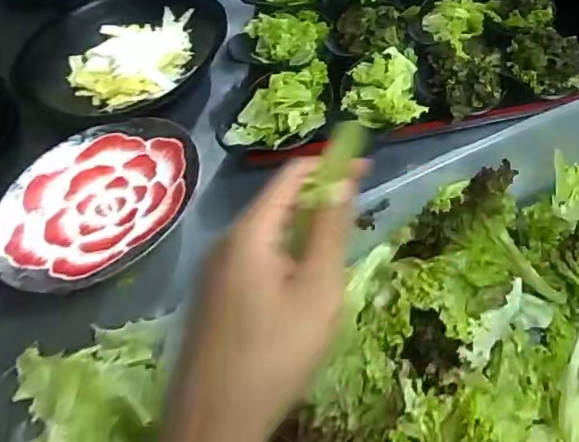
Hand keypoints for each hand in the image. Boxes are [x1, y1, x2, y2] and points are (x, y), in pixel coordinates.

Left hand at [163, 157, 366, 441]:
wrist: (213, 431)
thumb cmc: (276, 353)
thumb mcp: (319, 287)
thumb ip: (331, 228)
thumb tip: (343, 179)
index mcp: (250, 233)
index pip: (293, 173)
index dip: (333, 163)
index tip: (367, 171)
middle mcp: (225, 242)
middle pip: (279, 199)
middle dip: (320, 198)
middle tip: (355, 217)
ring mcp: (213, 271)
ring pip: (268, 229)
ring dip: (304, 227)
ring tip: (334, 252)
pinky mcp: (212, 296)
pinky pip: (255, 253)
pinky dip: (285, 251)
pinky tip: (302, 283)